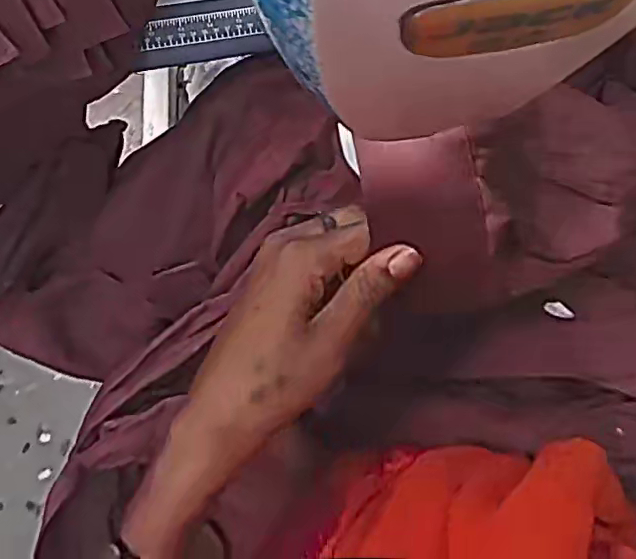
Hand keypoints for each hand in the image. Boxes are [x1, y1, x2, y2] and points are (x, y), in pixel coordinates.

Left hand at [122, 208, 419, 557]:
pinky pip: (311, 248)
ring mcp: (271, 252)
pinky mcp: (267, 269)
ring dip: (353, 258)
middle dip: (373, 248)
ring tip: (369, 300)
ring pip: (330, 234)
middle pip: (345, 222)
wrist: (219, 413)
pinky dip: (332, 265)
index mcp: (301, 251)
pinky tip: (340, 302)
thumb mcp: (333, 339)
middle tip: (393, 288)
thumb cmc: (278, 381)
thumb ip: (369, 288)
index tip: (417, 270)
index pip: (365, 227)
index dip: (392, 246)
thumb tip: (409, 251)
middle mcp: (285, 238)